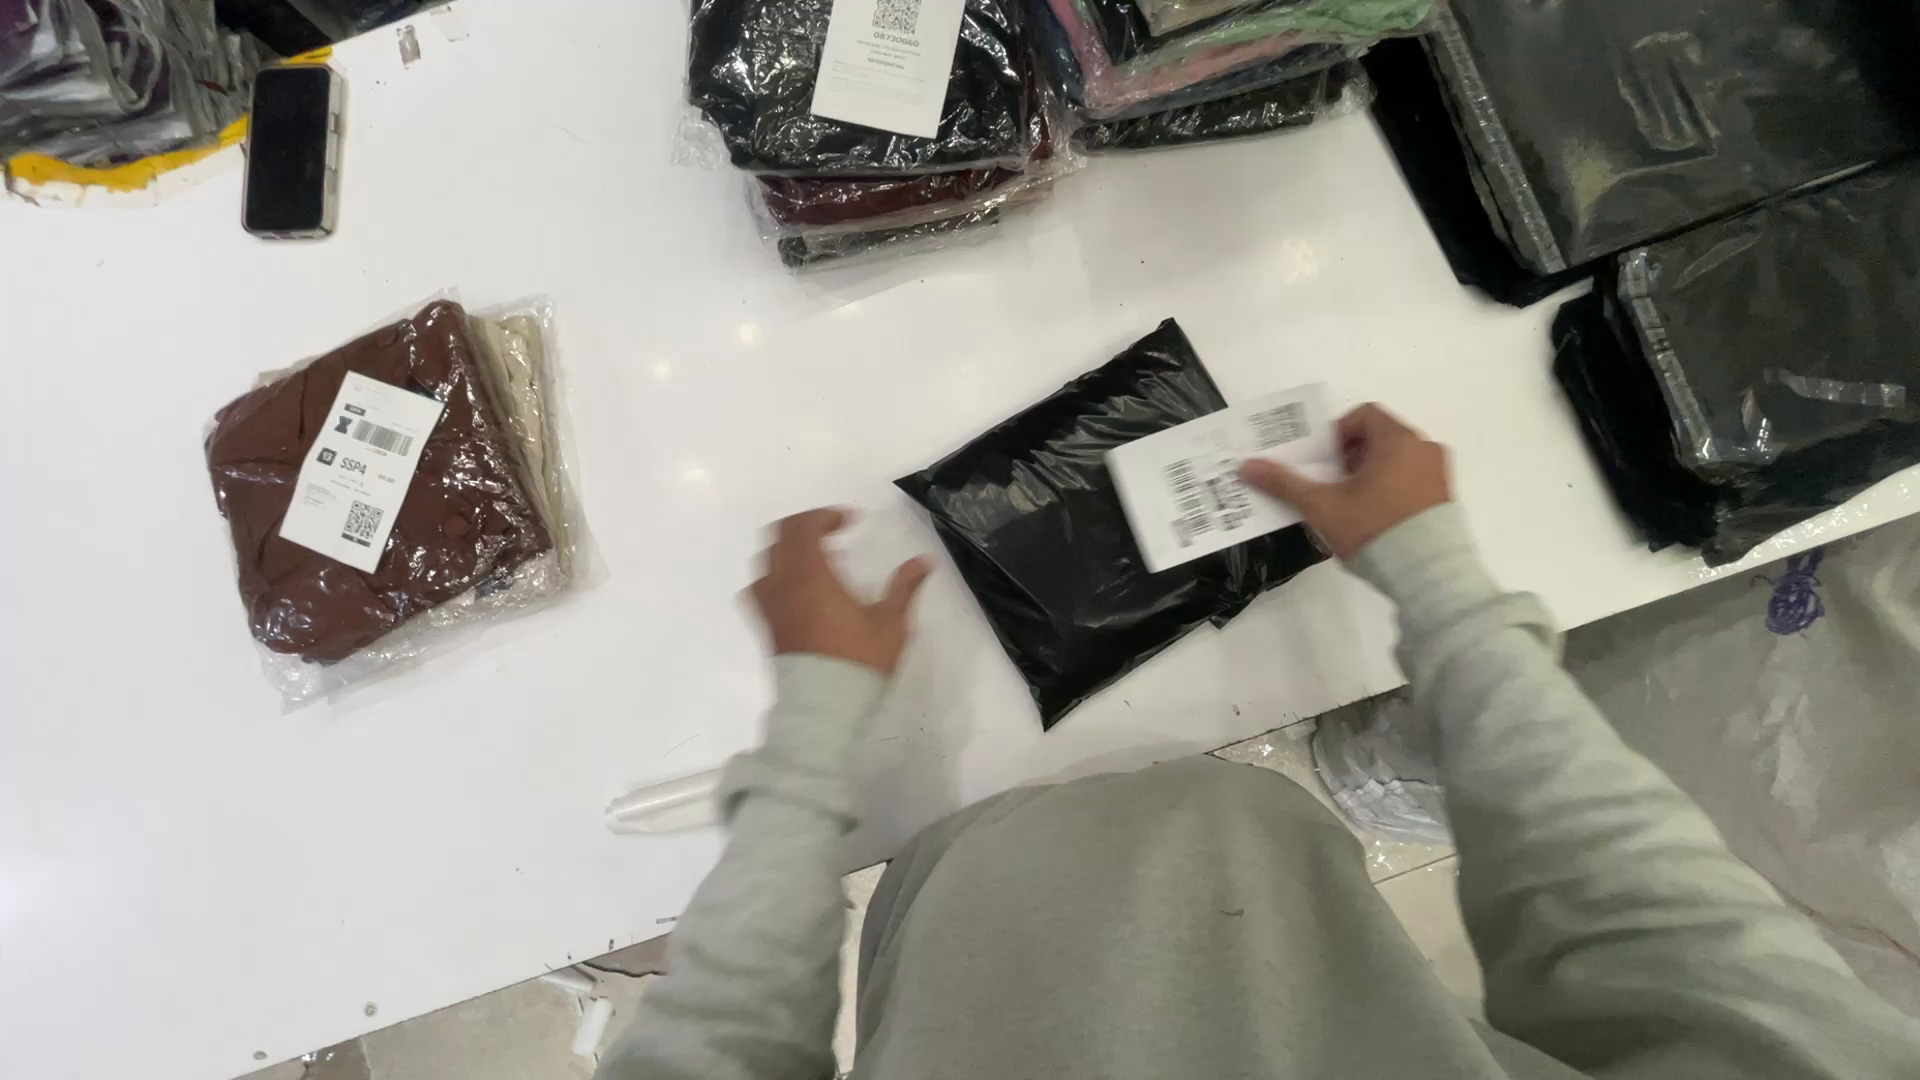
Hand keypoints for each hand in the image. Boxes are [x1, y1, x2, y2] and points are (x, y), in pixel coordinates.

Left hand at [750, 508, 931, 673]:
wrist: (826, 707)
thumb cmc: (859, 662)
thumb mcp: (890, 624)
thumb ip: (904, 588)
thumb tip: (924, 561)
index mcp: (813, 577)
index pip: (805, 527)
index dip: (826, 516)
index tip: (850, 521)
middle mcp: (784, 585)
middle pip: (781, 535)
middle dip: (805, 525)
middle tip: (832, 532)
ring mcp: (770, 606)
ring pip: (766, 559)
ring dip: (787, 548)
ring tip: (813, 558)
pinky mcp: (766, 626)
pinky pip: (758, 587)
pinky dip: (774, 574)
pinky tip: (794, 587)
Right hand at [1238, 403, 1450, 558]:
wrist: (1426, 574)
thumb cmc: (1372, 528)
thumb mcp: (1321, 506)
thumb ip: (1284, 483)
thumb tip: (1246, 466)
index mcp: (1397, 441)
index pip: (1363, 415)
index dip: (1336, 432)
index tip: (1321, 461)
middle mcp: (1424, 448)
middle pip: (1378, 437)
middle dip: (1347, 456)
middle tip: (1328, 483)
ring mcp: (1438, 473)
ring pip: (1394, 459)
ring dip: (1367, 472)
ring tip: (1347, 502)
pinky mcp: (1444, 498)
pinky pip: (1410, 478)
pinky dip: (1388, 487)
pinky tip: (1371, 516)